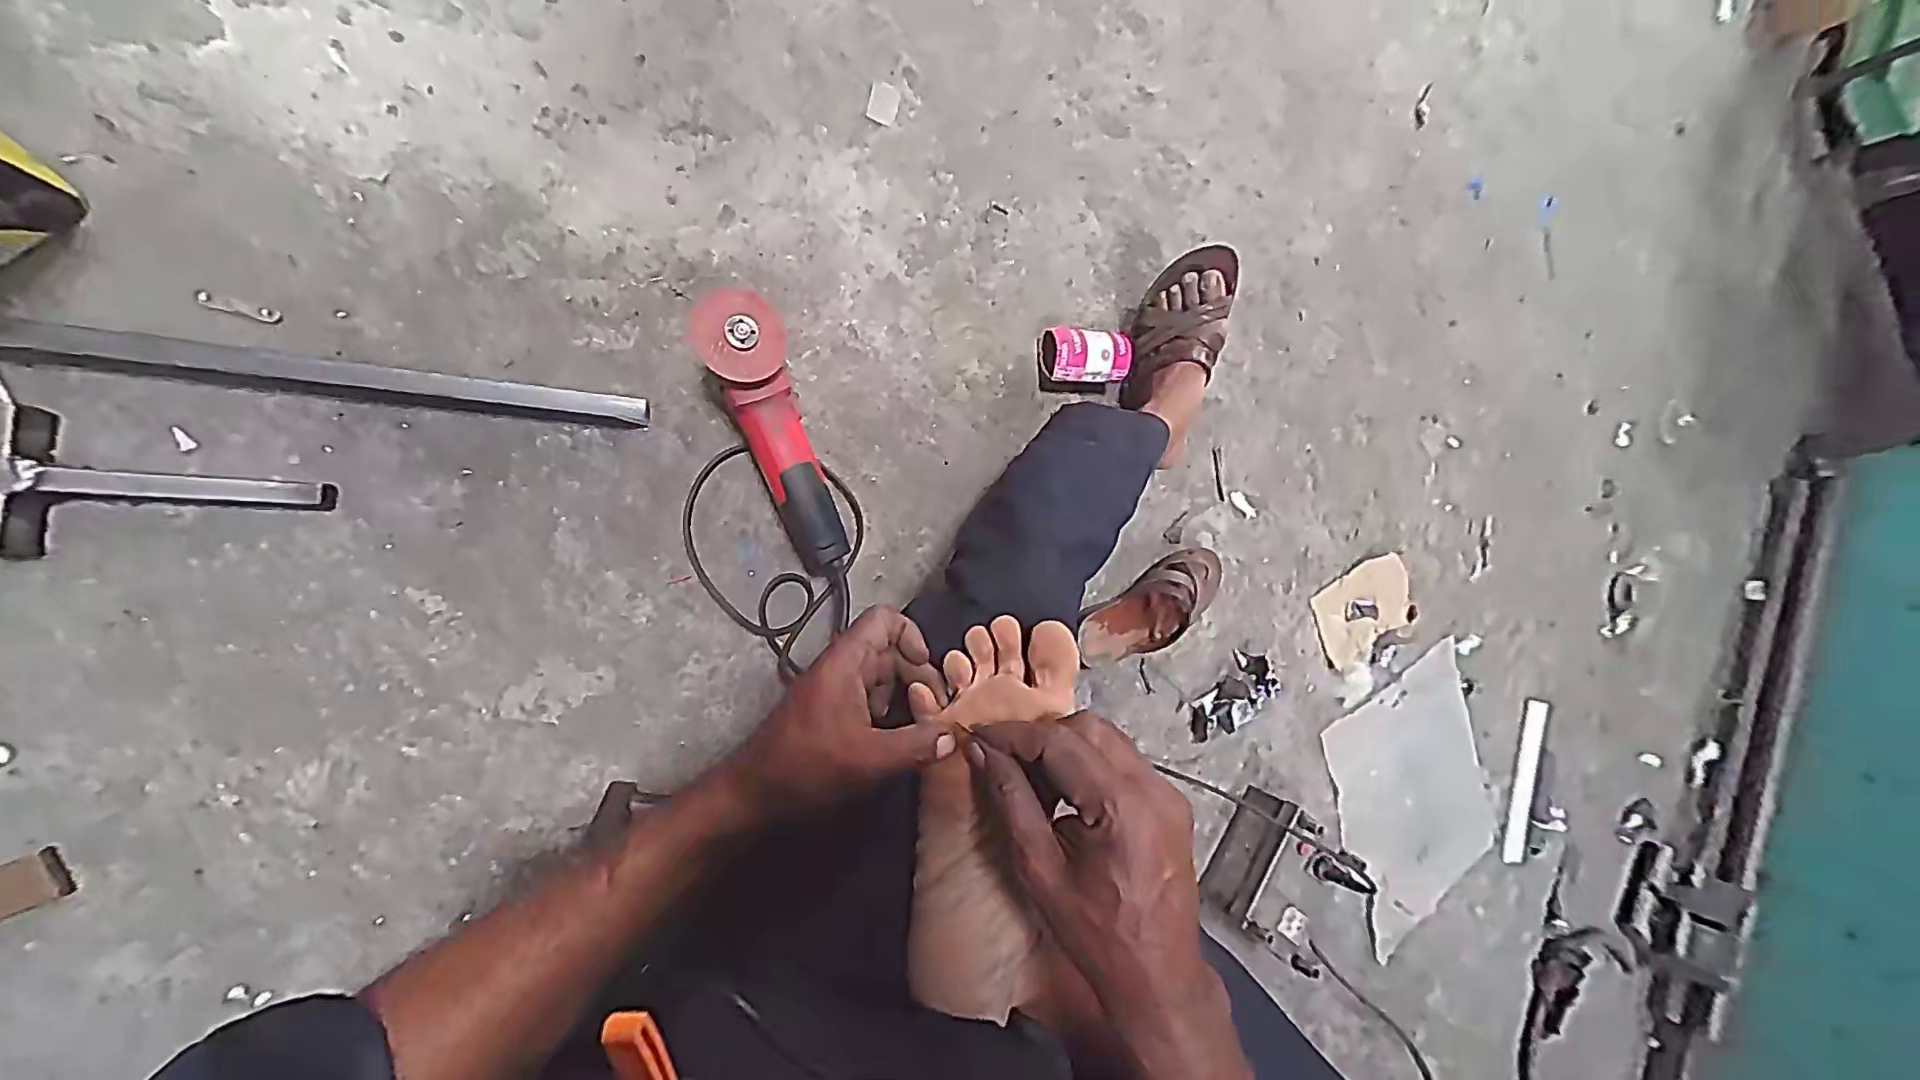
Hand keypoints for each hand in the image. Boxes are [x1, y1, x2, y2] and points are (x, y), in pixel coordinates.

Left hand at [723, 606, 956, 815]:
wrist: (752, 795)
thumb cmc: (805, 767)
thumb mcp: (867, 759)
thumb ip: (915, 745)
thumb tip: (953, 735)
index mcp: (845, 662)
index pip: (884, 620)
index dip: (912, 636)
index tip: (927, 670)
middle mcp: (841, 668)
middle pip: (891, 650)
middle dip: (918, 674)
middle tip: (938, 709)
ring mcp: (836, 690)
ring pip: (883, 677)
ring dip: (907, 696)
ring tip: (926, 727)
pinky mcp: (834, 712)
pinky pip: (871, 699)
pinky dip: (891, 713)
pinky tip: (902, 741)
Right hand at [971, 713, 1250, 1079]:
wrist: (1157, 977)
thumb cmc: (1100, 938)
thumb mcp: (1039, 869)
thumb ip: (1011, 800)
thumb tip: (986, 754)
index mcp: (1123, 808)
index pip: (1059, 741)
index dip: (1014, 734)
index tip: (983, 737)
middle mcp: (1153, 791)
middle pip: (1086, 727)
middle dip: (1039, 736)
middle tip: (1004, 757)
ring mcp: (1167, 794)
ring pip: (1105, 737)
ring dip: (1063, 746)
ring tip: (1032, 778)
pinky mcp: (1169, 801)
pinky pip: (1121, 759)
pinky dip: (1086, 763)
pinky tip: (1064, 791)